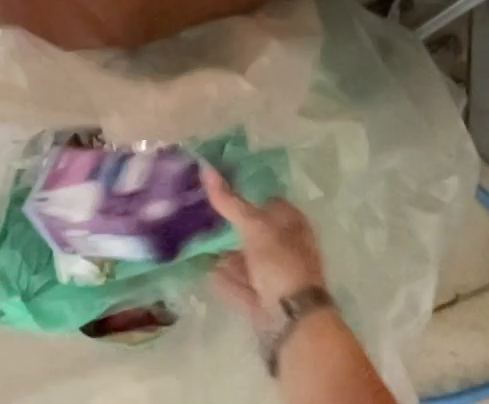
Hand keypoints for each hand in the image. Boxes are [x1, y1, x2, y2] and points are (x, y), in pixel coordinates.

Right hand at [201, 167, 325, 327]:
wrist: (293, 322)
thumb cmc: (280, 263)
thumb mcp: (254, 226)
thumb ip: (230, 201)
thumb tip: (205, 167)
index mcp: (293, 224)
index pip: (269, 201)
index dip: (246, 193)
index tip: (217, 187)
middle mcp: (286, 248)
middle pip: (255, 231)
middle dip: (230, 226)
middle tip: (200, 213)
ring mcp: (275, 275)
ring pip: (246, 259)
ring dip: (224, 253)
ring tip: (196, 240)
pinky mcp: (262, 299)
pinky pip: (239, 283)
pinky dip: (223, 277)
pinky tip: (203, 269)